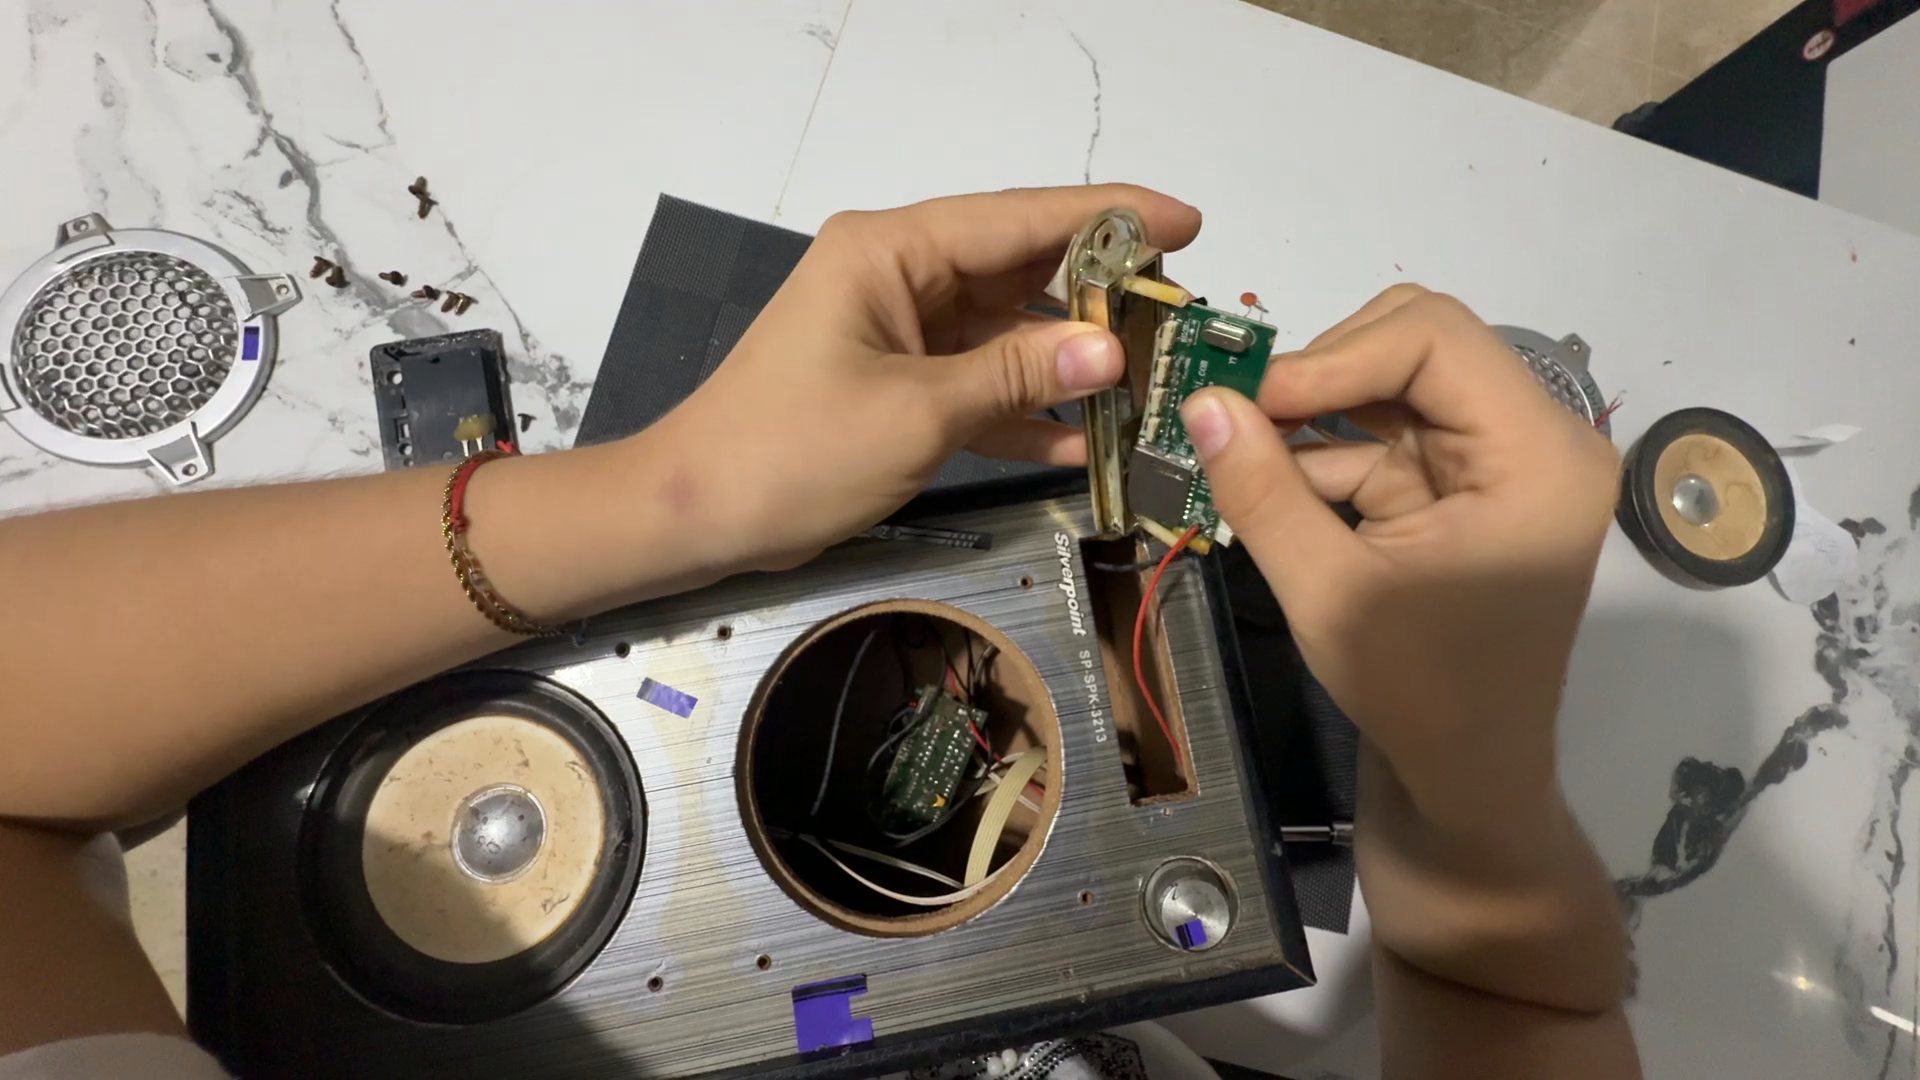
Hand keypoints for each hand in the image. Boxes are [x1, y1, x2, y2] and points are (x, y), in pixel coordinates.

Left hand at [640, 185, 1201, 573]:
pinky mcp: (903, 388)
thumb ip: (1015, 375)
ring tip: (1145, 386)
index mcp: (893, 251)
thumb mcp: (916, 411)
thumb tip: (1111, 350)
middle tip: (1174, 323)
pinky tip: (1083, 442)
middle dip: (1097, 301)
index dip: (1109, 218)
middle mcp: (901, 279)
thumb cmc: (795, 450)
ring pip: (1005, 339)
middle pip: (1019, 276)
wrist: (704, 514)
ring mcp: (904, 336)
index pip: (1018, 219)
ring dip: (1065, 367)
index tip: (1187, 225)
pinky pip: (978, 390)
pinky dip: (1023, 415)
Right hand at [1180, 286, 1619, 818]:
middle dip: (1320, 373)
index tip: (1243, 400)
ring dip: (1307, 413)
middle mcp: (1526, 439)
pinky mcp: (1448, 487)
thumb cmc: (1416, 690)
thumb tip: (1200, 402)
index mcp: (1533, 456)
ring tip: (1237, 448)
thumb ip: (1262, 492)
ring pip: (1387, 385)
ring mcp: (1488, 461)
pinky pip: (1372, 438)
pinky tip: (1265, 487)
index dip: (1329, 357)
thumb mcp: (1326, 591)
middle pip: (1415, 345)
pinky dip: (1313, 454)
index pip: (1433, 340)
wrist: (1461, 766)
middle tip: (1243, 414)